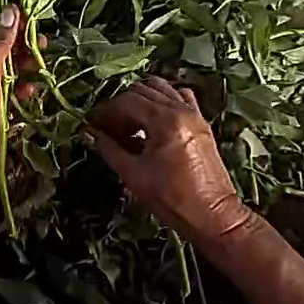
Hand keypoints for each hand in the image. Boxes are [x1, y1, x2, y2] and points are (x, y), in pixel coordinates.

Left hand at [0, 6, 26, 184]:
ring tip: (40, 63)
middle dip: (18, 42)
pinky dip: (22, 88)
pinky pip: (12, 91)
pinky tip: (31, 90)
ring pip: (8, 68)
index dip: (1, 18)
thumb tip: (10, 11)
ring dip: (24, 65)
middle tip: (40, 39)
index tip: (24, 14)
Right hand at [88, 77, 253, 243]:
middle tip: (108, 126)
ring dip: (140, 99)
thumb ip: (110, 150)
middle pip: (142, 90)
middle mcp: (181, 110)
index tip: (94, 124)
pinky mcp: (200, 122)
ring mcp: (193, 114)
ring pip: (161, 88)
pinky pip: (179, 97)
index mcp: (164, 121)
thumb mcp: (134, 175)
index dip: (106, 111)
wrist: (212, 215)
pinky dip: (163, 100)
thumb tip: (92, 134)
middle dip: (121, 105)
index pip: (127, 101)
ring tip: (129, 123)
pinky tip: (153, 119)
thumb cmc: (173, 200)